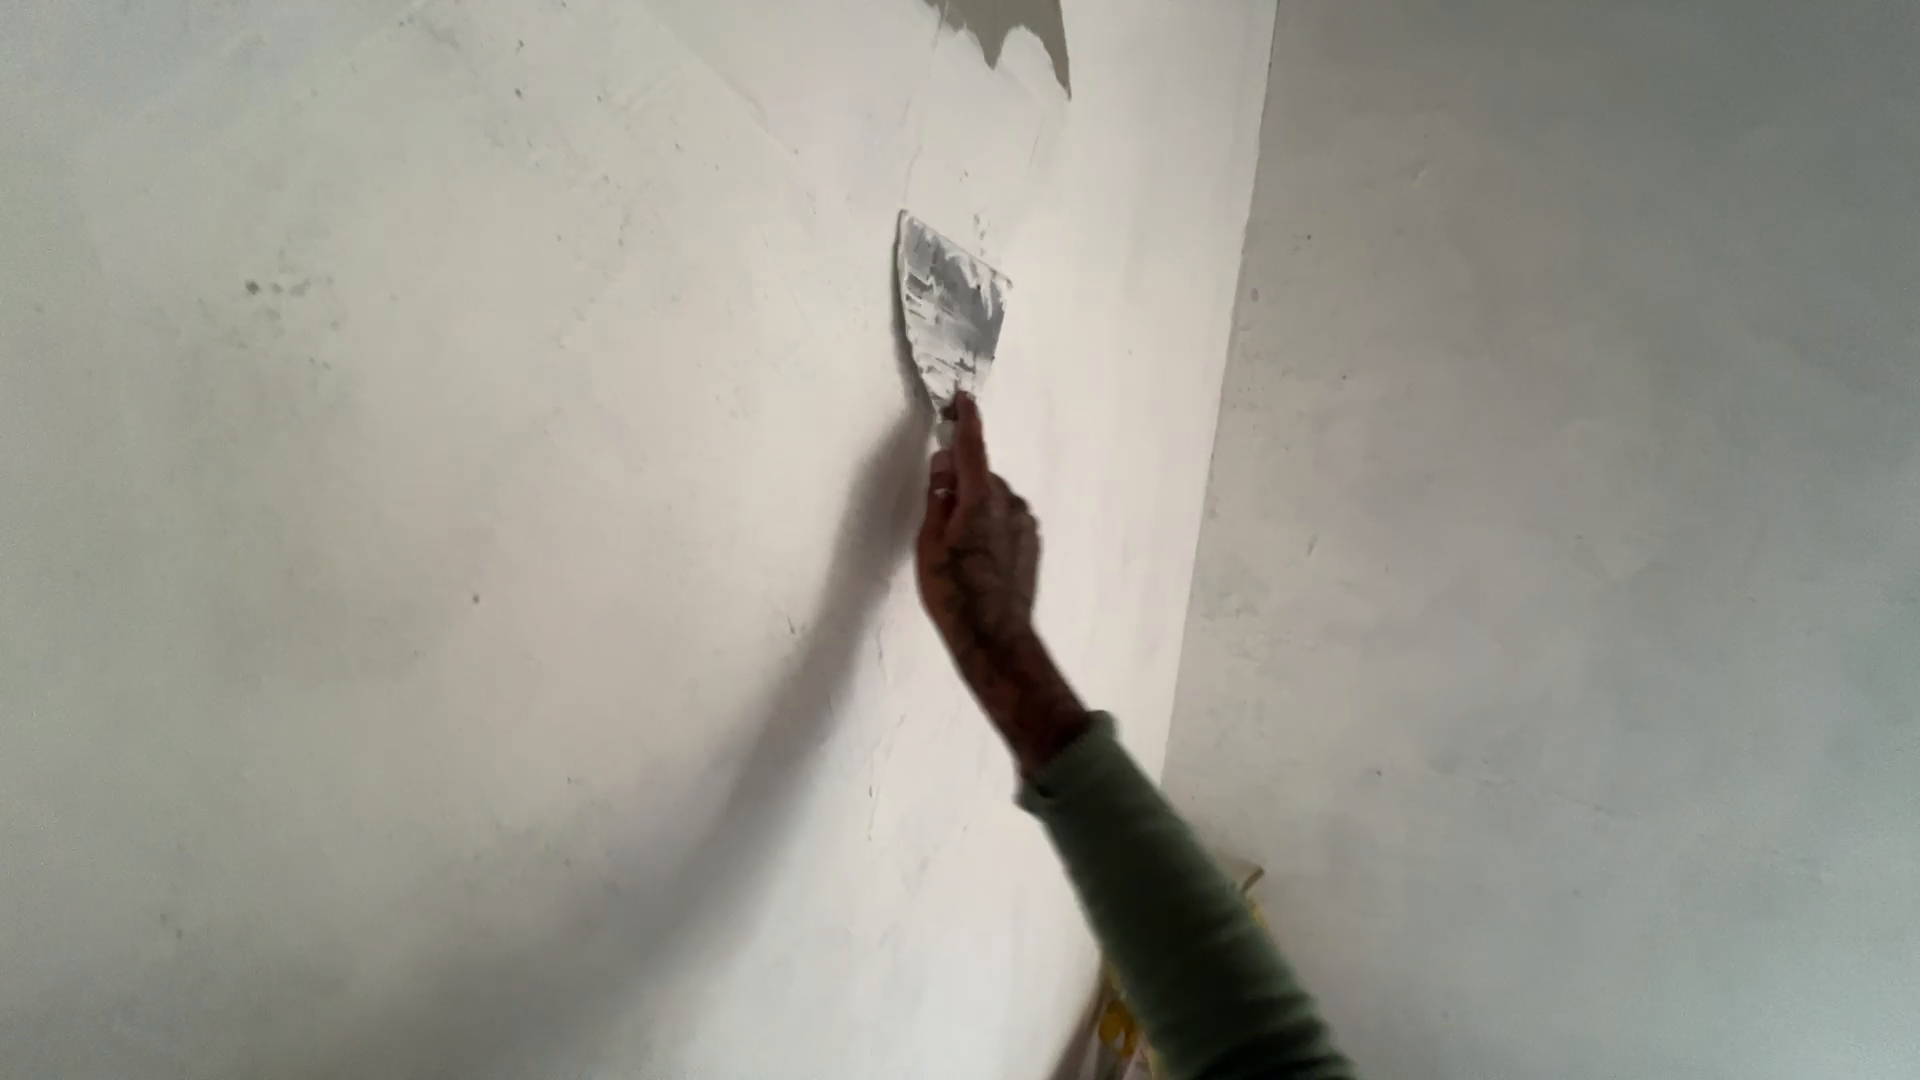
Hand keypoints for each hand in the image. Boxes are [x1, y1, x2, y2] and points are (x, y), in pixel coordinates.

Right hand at [917, 394, 1087, 772]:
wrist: (995, 636)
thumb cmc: (953, 592)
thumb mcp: (929, 543)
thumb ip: (939, 498)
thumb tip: (945, 465)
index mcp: (982, 498)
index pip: (973, 448)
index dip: (967, 421)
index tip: (962, 399)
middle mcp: (1010, 503)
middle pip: (980, 477)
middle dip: (960, 483)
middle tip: (937, 515)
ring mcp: (1026, 523)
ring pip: (993, 499)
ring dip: (976, 508)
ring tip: (958, 548)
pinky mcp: (1032, 541)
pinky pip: (1005, 519)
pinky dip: (990, 524)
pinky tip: (978, 557)